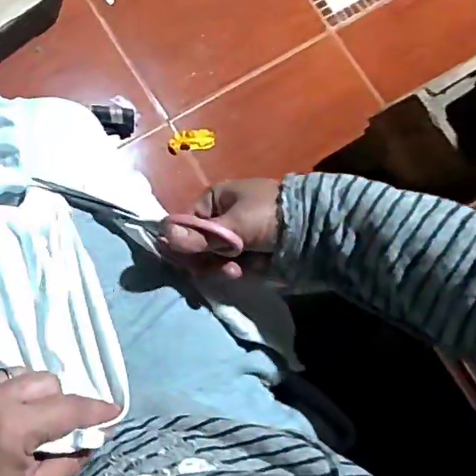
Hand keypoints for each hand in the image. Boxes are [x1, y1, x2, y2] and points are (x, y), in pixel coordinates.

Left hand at [0, 369, 119, 475]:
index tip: (116, 411)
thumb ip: (70, 461)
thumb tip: (92, 438)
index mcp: (11, 426)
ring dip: (39, 393)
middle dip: (63, 402)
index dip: (95, 410)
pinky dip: (15, 391)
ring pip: (23, 374)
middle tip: (66, 429)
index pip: (66, 408)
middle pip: (47, 382)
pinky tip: (15, 414)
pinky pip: (0, 378)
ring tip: (39, 420)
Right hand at [160, 178, 280, 278]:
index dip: (183, 244)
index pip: (185, 225)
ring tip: (237, 271)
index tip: (190, 259)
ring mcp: (234, 240)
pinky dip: (234, 273)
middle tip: (216, 268)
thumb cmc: (269, 216)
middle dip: (204, 260)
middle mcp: (220, 220)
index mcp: (213, 201)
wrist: (314, 229)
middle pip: (196, 247)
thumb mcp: (233, 226)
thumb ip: (199, 237)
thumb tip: (162, 235)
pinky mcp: (248, 257)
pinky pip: (229, 269)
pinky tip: (245, 273)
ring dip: (220, 269)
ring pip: (212, 261)